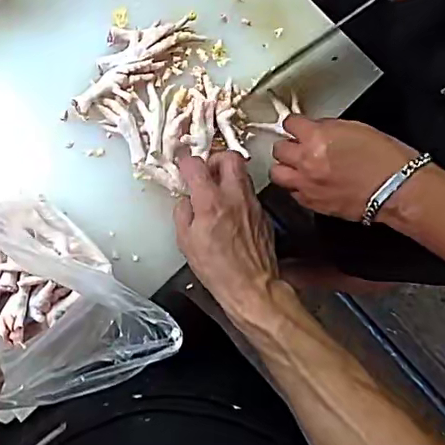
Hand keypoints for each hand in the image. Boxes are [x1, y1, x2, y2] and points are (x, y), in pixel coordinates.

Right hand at [173, 152, 280, 319]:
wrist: (251, 286)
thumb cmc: (218, 269)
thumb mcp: (185, 241)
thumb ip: (182, 213)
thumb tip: (185, 202)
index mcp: (211, 202)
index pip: (196, 165)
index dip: (185, 160)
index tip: (182, 162)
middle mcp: (235, 197)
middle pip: (229, 157)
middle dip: (214, 158)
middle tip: (205, 170)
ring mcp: (252, 204)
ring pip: (242, 173)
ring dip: (227, 175)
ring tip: (215, 189)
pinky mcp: (262, 214)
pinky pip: (249, 193)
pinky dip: (237, 194)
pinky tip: (228, 210)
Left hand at [269, 117, 419, 221]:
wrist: (400, 190)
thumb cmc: (387, 159)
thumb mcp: (357, 128)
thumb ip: (328, 127)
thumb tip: (315, 128)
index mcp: (316, 137)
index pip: (289, 123)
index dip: (294, 124)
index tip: (297, 127)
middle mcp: (306, 160)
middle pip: (278, 149)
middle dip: (288, 146)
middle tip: (298, 148)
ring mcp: (306, 183)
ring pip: (277, 173)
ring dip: (286, 168)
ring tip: (297, 167)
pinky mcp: (311, 202)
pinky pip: (292, 192)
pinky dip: (297, 187)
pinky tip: (309, 183)